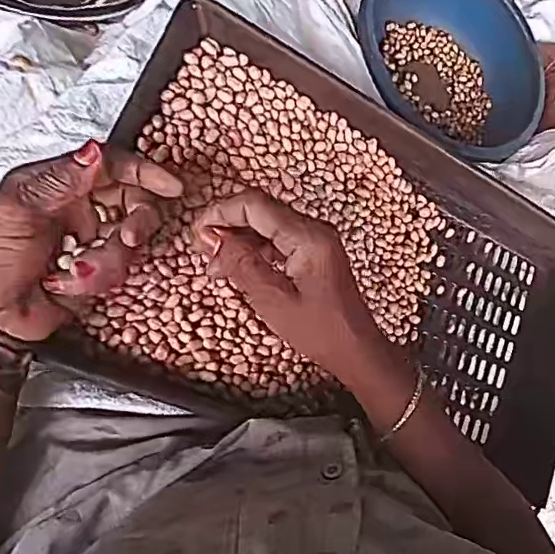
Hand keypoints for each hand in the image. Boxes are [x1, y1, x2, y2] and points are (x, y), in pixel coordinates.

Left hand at [0, 141, 182, 358]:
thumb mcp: (15, 212)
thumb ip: (61, 182)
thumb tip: (94, 152)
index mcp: (53, 185)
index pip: (108, 167)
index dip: (143, 173)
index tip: (170, 187)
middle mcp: (73, 209)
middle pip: (130, 204)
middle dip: (135, 224)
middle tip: (129, 239)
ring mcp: (84, 242)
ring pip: (126, 243)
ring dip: (104, 261)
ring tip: (71, 272)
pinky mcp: (92, 272)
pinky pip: (116, 271)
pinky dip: (94, 280)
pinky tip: (63, 285)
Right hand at [190, 188, 391, 381]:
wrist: (356, 349)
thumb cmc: (322, 331)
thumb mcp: (273, 299)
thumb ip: (241, 264)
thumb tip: (214, 239)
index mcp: (308, 237)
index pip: (254, 204)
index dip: (220, 214)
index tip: (199, 234)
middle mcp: (316, 231)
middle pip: (261, 210)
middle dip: (228, 226)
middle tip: (205, 251)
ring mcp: (318, 241)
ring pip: (268, 225)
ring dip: (240, 240)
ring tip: (218, 266)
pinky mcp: (316, 253)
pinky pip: (280, 240)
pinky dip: (257, 249)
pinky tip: (241, 268)